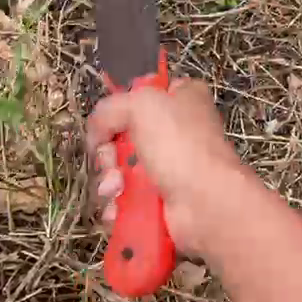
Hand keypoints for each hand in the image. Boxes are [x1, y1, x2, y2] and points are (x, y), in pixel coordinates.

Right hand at [87, 79, 261, 257]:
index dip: (121, 108)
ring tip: (116, 189)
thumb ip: (110, 108)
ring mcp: (171, 165)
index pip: (142, 93)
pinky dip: (118, 205)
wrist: (205, 202)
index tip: (109, 123)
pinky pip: (127, 197)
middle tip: (112, 162)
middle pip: (124, 135)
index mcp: (182, 96)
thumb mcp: (142, 105)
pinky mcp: (162, 198)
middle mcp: (178, 128)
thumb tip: (97, 131)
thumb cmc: (179, 145)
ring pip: (122, 169)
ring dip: (111, 182)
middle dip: (110, 153)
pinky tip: (118, 209)